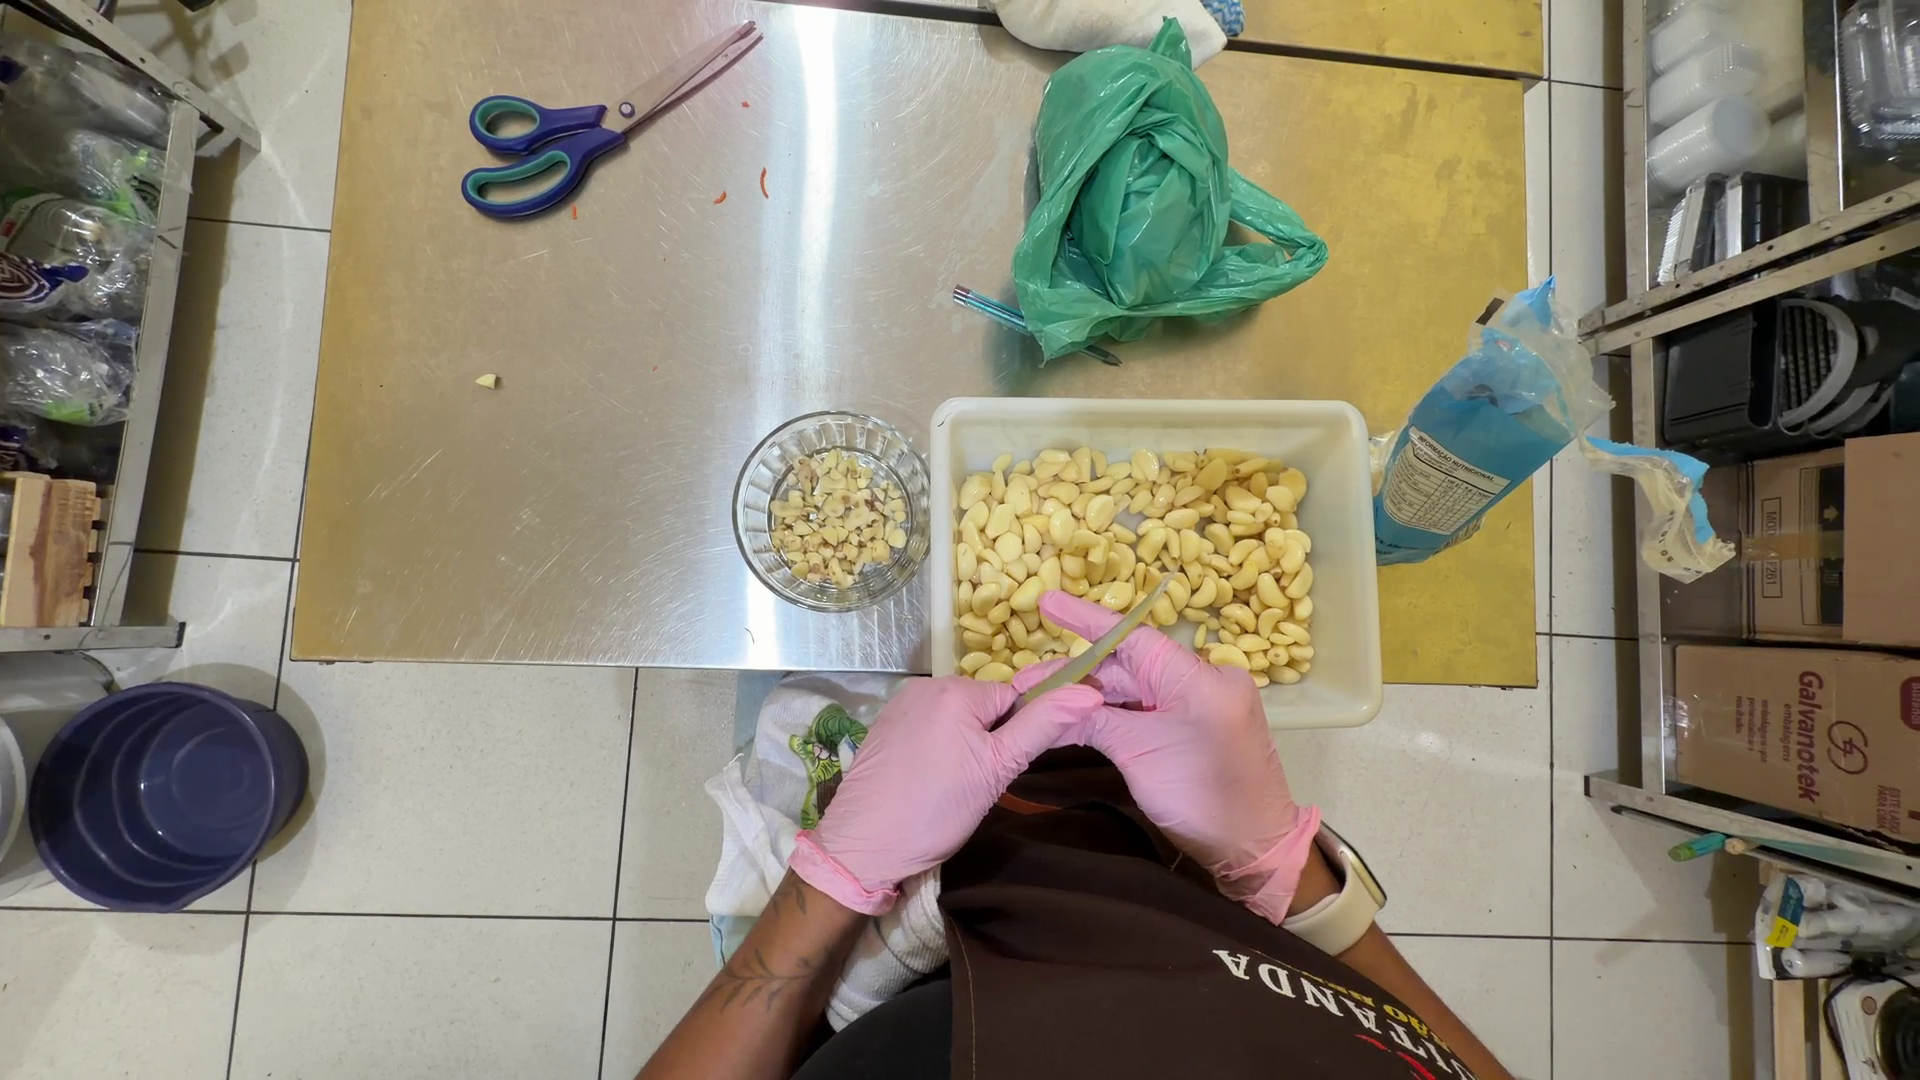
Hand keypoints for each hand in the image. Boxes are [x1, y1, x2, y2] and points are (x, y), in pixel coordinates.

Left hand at [788, 676, 1101, 914]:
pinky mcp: (884, 724)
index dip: (1015, 735)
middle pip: (982, 705)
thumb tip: (1089, 692)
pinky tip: (926, 778)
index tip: (1001, 769)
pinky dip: (935, 746)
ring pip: (956, 716)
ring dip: (962, 743)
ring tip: (949, 784)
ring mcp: (900, 703)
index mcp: (958, 689)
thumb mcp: (998, 770)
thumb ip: (1042, 726)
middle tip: (974, 782)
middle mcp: (927, 684)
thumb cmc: (936, 810)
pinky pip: (928, 724)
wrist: (863, 846)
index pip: (1013, 698)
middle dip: (988, 739)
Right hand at [1013, 591, 1320, 922]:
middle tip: (1024, 681)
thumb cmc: (1203, 799)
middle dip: (1076, 673)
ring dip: (1089, 697)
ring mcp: (1199, 703)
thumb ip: (1095, 721)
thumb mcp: (1139, 756)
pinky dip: (1112, 713)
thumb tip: (1053, 703)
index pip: (1132, 637)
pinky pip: (1146, 708)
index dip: (1087, 619)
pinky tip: (1074, 716)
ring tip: (1038, 700)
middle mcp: (1200, 680)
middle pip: (1127, 665)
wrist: (1257, 853)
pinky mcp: (1195, 724)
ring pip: (1133, 689)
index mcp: (1197, 678)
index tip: (1049, 602)